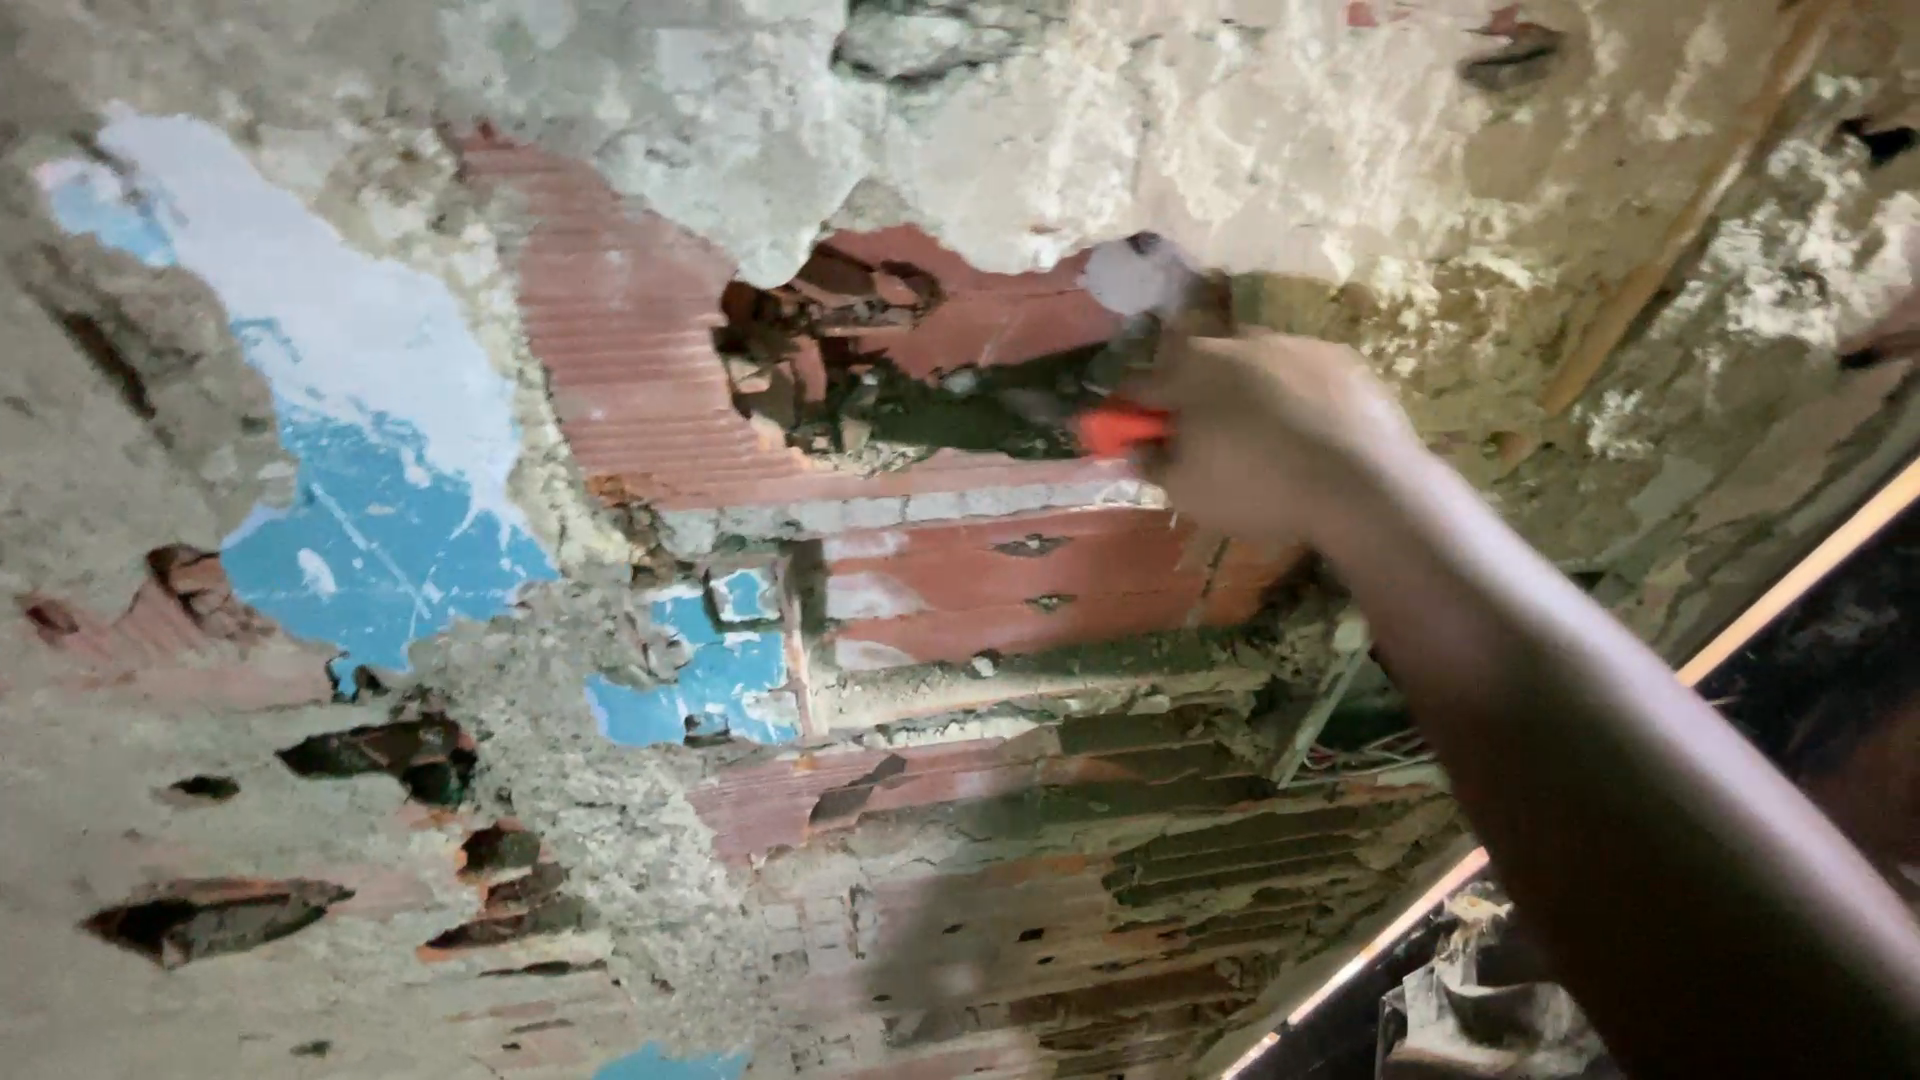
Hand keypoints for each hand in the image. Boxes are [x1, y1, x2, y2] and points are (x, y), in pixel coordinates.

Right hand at [1127, 332, 1426, 544]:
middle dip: (1190, 391)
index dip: (1130, 410)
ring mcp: (1294, 344)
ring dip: (1244, 389)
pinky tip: (1305, 430)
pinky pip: (1300, 372)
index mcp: (1191, 369)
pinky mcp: (1341, 357)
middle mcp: (1239, 342)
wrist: (1361, 484)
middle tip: (1200, 433)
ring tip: (1259, 433)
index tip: (1134, 432)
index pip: (1140, 383)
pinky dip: (1293, 394)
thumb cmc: (1256, 486)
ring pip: (1252, 362)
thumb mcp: (1186, 490)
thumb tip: (1138, 448)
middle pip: (1198, 362)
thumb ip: (1153, 463)